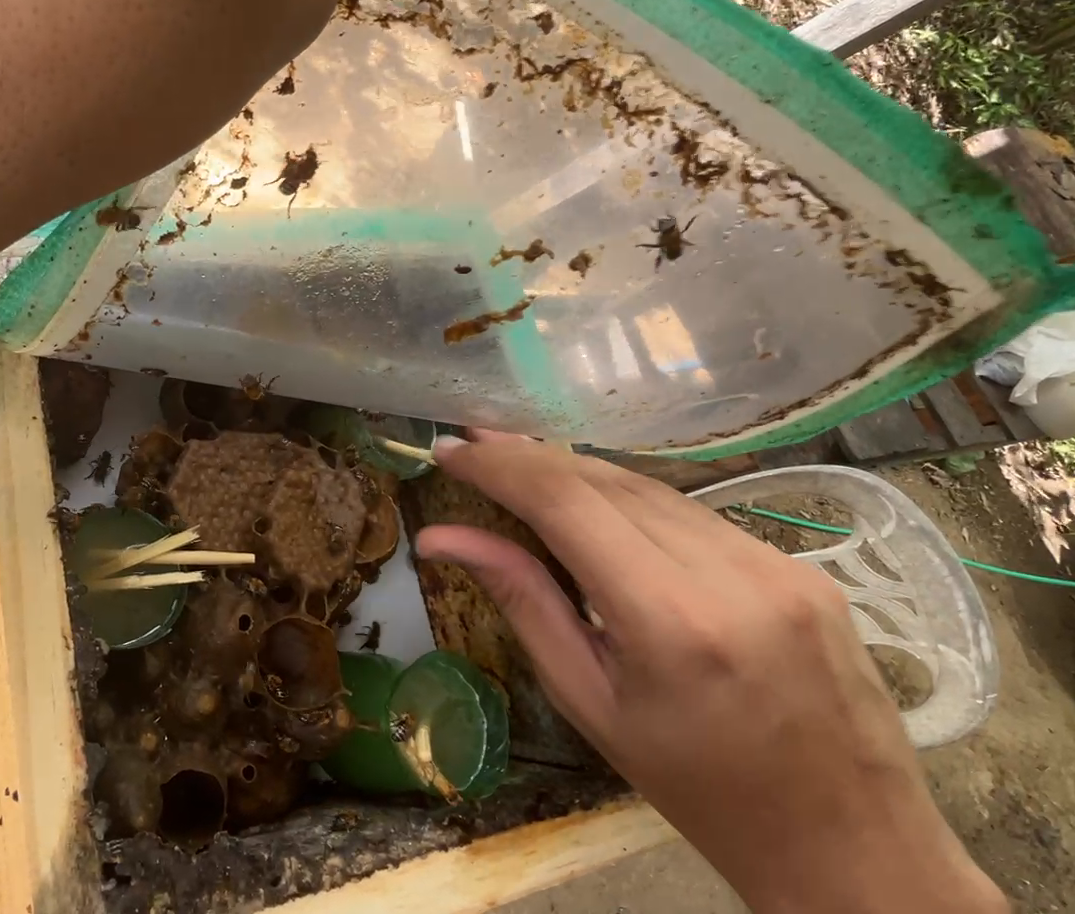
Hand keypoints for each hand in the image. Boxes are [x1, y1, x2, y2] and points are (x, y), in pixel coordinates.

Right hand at [415, 432, 1003, 913]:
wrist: (850, 845)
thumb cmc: (694, 786)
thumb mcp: (585, 698)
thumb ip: (520, 599)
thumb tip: (440, 536)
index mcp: (672, 621)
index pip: (567, 503)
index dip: (499, 466)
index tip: (448, 451)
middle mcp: (733, 575)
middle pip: (607, 481)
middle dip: (529, 457)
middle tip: (470, 445)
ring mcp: (780, 564)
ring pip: (650, 488)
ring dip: (575, 471)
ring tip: (517, 464)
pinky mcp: (801, 567)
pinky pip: (692, 513)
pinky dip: (627, 500)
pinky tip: (592, 506)